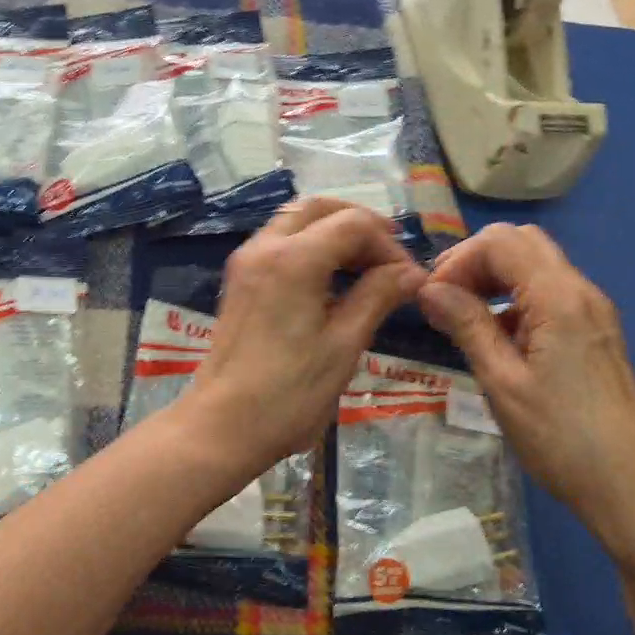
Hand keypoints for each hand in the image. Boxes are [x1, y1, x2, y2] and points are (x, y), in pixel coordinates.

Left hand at [183, 197, 427, 469]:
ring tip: (366, 269)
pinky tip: (332, 281)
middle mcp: (265, 246)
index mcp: (294, 258)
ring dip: (333, 233)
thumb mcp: (344, 345)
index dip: (388, 244)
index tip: (409, 278)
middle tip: (389, 258)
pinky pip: (279, 243)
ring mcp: (246, 261)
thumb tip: (411, 272)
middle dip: (359, 225)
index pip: (353, 224)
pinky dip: (309, 247)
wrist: (223, 425)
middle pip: (319, 209)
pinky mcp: (239, 280)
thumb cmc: (289, 392)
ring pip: (296, 221)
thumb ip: (377, 297)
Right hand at [416, 224, 634, 552]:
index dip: (458, 260)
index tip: (432, 297)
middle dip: (476, 260)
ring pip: (537, 264)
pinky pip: (550, 291)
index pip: (500, 242)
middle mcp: (581, 291)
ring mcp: (592, 310)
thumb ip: (467, 325)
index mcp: (559, 298)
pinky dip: (515, 297)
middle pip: (522, 242)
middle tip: (445, 298)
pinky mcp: (595, 331)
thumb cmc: (560, 437)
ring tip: (462, 317)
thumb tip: (429, 289)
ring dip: (495, 277)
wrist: (629, 486)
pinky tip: (496, 336)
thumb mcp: (502, 382)